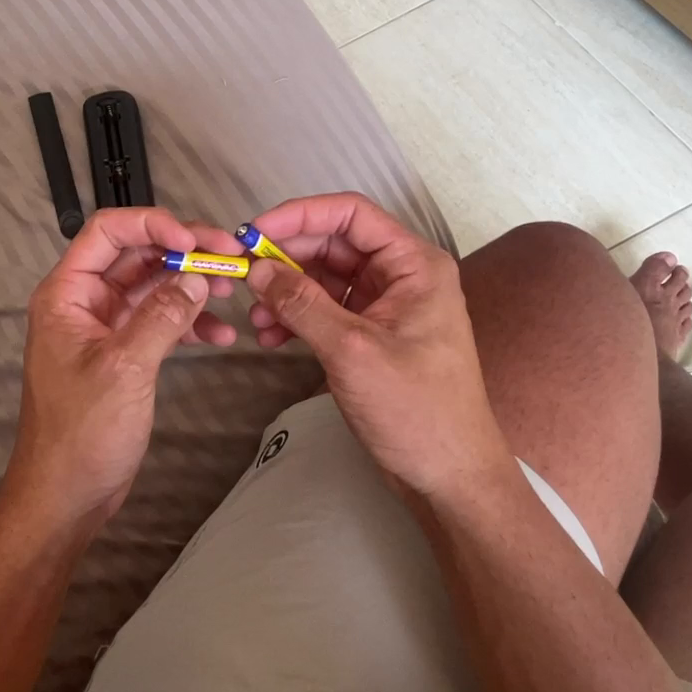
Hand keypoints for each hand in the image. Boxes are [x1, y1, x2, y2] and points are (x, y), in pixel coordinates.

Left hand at [4, 208, 241, 528]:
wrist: (66, 496)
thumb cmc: (81, 433)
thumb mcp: (124, 368)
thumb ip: (162, 316)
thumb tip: (197, 276)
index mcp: (67, 293)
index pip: (107, 232)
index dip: (152, 224)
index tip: (195, 240)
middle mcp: (84, 301)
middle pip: (136, 254)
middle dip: (183, 252)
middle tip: (230, 258)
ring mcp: (104, 326)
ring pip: (152, 285)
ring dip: (190, 284)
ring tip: (229, 293)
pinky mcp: (123, 351)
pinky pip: (159, 319)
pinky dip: (189, 321)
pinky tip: (220, 336)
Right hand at [243, 193, 506, 496]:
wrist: (448, 477)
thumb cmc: (415, 409)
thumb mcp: (352, 350)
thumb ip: (301, 304)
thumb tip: (256, 268)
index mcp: (413, 264)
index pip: (350, 213)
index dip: (299, 214)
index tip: (253, 232)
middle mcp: (399, 275)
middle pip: (331, 244)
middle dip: (285, 259)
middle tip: (243, 277)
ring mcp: (383, 305)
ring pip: (322, 277)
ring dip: (284, 292)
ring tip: (255, 319)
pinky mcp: (367, 333)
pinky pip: (323, 308)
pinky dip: (294, 318)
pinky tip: (270, 338)